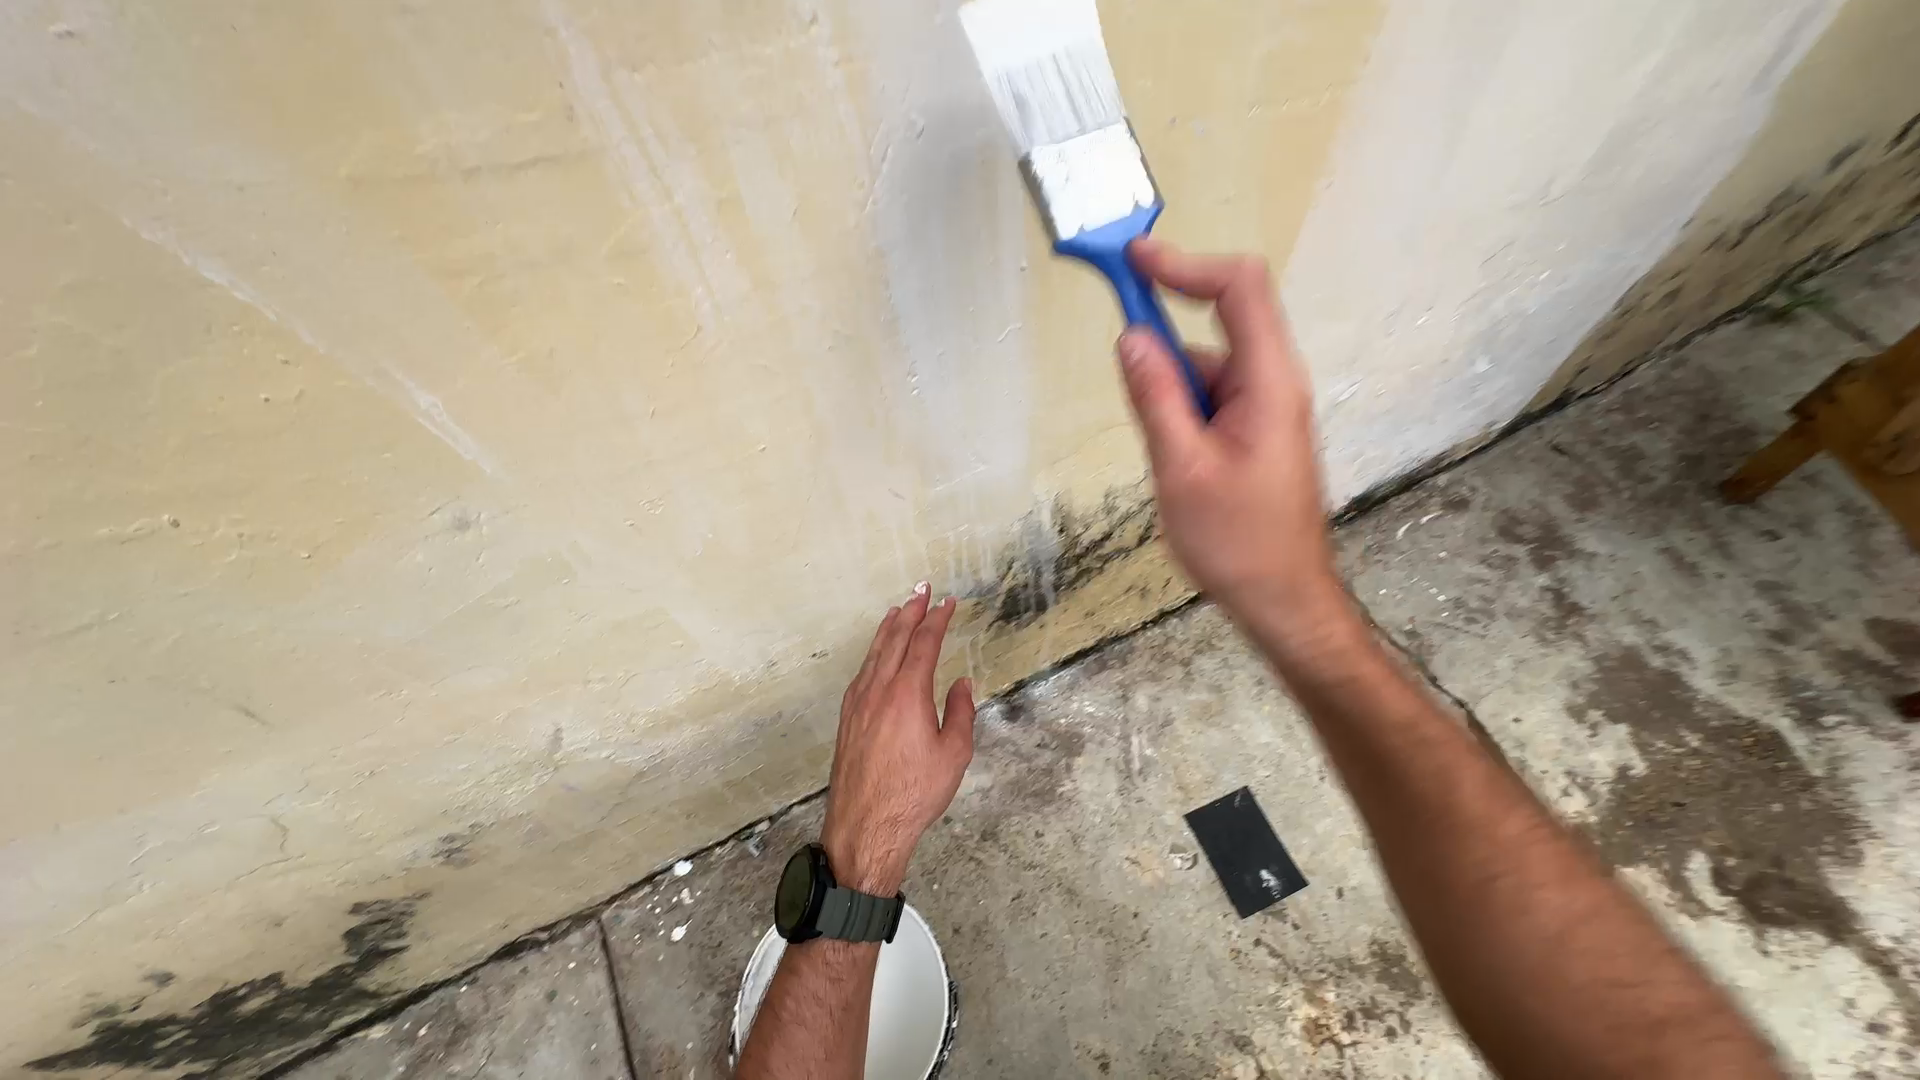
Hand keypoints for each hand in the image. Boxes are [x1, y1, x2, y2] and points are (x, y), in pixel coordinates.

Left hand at [820, 584, 975, 894]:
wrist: (866, 825)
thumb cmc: (916, 793)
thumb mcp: (954, 754)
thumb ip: (960, 712)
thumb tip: (961, 683)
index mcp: (907, 693)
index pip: (923, 643)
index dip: (937, 619)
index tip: (948, 602)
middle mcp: (879, 689)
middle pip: (894, 637)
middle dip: (910, 610)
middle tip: (922, 589)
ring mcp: (858, 702)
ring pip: (874, 652)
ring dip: (889, 626)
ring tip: (899, 609)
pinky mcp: (847, 717)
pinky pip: (862, 671)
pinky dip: (874, 651)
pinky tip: (878, 652)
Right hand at [1116, 237, 1343, 636]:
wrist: (1281, 598)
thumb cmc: (1235, 540)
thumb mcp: (1181, 467)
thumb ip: (1155, 396)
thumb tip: (1130, 337)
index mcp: (1269, 380)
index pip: (1237, 289)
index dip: (1185, 264)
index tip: (1131, 261)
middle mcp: (1274, 382)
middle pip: (1216, 330)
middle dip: (1166, 354)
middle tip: (1140, 408)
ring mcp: (1266, 408)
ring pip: (1205, 372)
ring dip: (1172, 398)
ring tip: (1170, 465)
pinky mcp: (1254, 432)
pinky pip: (1210, 401)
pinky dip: (1183, 417)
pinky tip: (1180, 469)